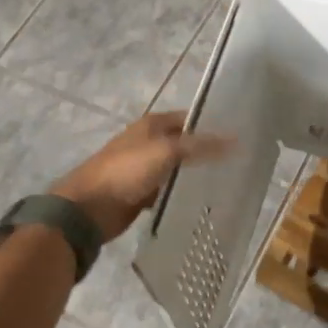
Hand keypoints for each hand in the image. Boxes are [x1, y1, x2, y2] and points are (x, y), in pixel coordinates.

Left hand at [50, 112, 231, 241]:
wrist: (87, 209)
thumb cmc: (126, 171)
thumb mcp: (167, 151)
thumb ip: (201, 145)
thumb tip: (236, 140)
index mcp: (152, 124)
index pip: (190, 118)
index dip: (212, 125)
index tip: (239, 135)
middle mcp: (149, 142)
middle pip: (185, 143)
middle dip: (207, 151)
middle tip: (238, 160)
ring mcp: (143, 168)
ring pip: (177, 167)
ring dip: (195, 173)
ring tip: (226, 180)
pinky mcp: (140, 192)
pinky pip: (168, 189)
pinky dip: (180, 192)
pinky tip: (200, 199)